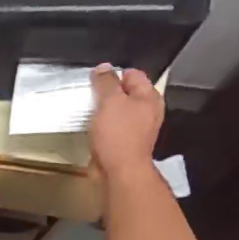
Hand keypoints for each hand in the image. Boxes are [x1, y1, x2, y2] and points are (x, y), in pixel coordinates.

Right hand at [88, 64, 164, 178]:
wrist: (119, 172)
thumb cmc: (118, 134)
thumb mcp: (110, 102)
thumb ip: (106, 82)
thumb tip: (103, 67)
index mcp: (149, 97)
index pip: (133, 74)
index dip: (113, 75)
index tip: (95, 82)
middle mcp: (147, 111)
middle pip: (125, 93)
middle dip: (108, 94)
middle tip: (90, 97)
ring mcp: (137, 129)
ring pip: (118, 112)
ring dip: (103, 112)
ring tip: (89, 113)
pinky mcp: (125, 144)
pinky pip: (112, 129)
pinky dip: (102, 127)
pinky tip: (92, 130)